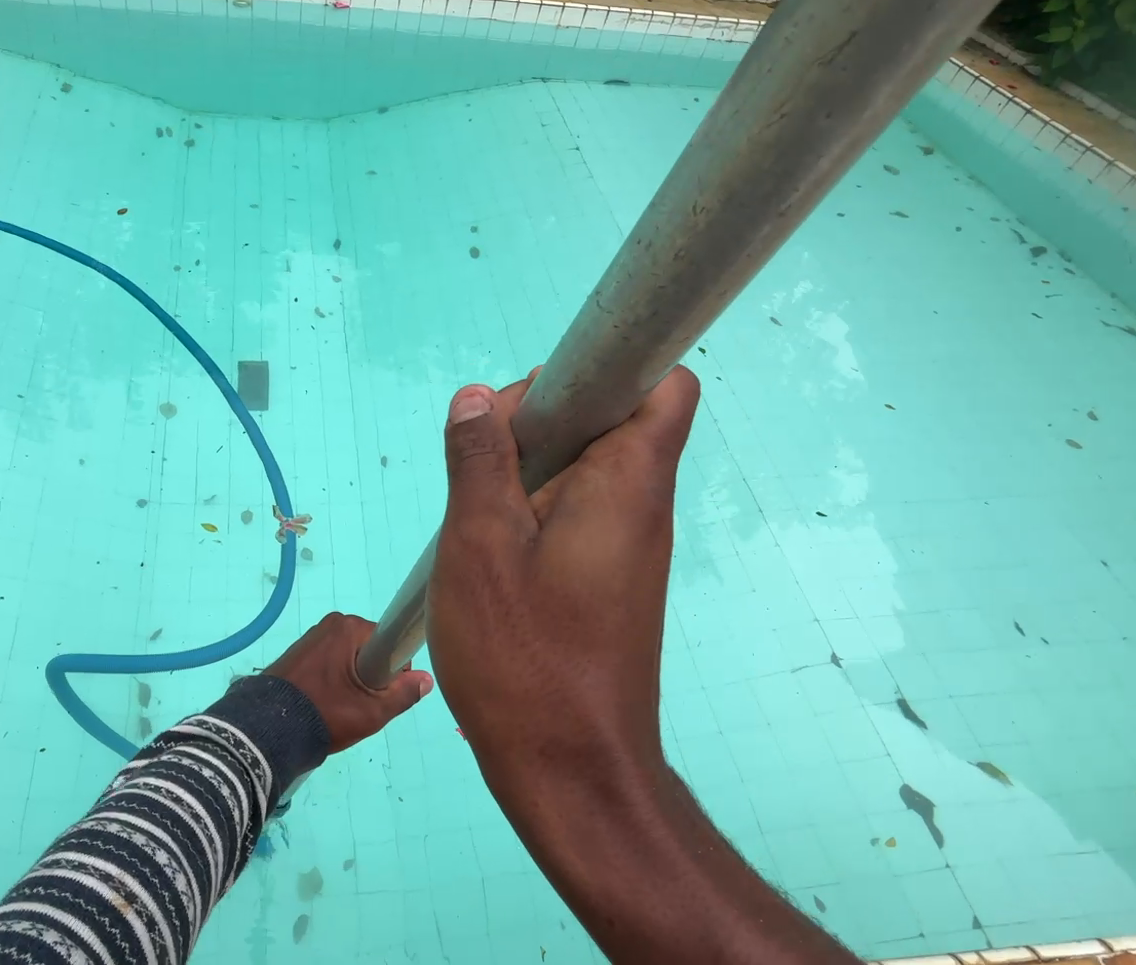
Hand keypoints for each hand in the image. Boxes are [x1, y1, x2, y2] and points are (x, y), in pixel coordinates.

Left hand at [265, 612, 433, 754]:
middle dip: (371, 676)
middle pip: (368, 650)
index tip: (387, 693)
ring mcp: (310, 637)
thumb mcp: (372, 711)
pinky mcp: (297, 653)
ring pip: (348, 658)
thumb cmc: (326, 714)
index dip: (395, 669)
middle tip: (363, 706)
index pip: (388, 642)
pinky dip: (333, 681)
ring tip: (342, 708)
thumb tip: (426, 679)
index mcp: (349, 627)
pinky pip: (329, 663)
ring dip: (352, 680)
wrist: (269, 731)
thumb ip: (403, 694)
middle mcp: (330, 624)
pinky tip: (326, 703)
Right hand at [424, 366, 699, 764]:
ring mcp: (626, 545)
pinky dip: (531, 510)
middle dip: (541, 419)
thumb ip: (478, 461)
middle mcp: (641, 505)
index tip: (536, 396)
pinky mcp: (607, 579)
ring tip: (475, 508)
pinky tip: (488, 546)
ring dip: (527, 469)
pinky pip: (574, 512)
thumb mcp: (478, 545)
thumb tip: (478, 396)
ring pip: (583, 468)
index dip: (608, 364)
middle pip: (608, 419)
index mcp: (628, 482)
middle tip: (481, 459)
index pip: (661, 383)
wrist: (568, 771)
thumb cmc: (523, 653)